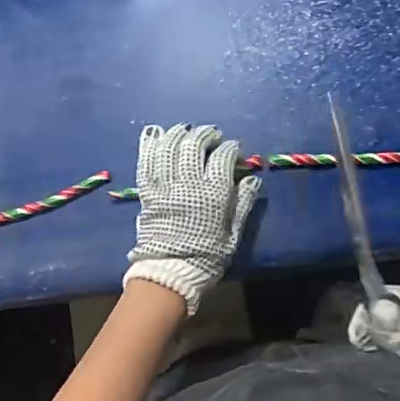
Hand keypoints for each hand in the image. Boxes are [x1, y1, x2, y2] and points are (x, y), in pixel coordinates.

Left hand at [122, 124, 261, 314]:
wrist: (171, 270)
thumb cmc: (207, 255)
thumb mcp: (233, 233)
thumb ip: (243, 203)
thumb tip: (253, 178)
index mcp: (214, 194)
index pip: (223, 158)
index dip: (230, 148)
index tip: (233, 148)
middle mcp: (189, 184)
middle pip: (194, 146)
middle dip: (204, 135)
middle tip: (210, 134)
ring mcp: (165, 186)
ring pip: (169, 149)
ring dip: (177, 134)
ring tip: (184, 129)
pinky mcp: (147, 191)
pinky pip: (146, 161)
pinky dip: (149, 144)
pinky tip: (153, 132)